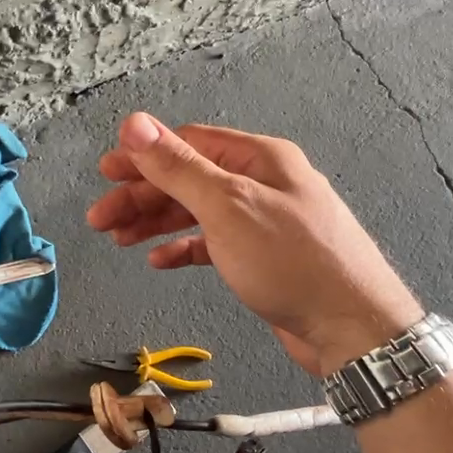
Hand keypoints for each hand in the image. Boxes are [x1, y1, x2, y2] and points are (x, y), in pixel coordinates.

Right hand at [86, 112, 423, 373]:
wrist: (352, 329)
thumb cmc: (293, 262)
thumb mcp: (226, 206)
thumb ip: (177, 166)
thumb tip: (135, 123)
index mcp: (259, 158)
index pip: (188, 144)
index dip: (143, 155)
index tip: (106, 172)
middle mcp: (262, 183)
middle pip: (188, 179)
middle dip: (142, 196)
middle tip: (101, 217)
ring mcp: (263, 221)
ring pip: (197, 212)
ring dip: (156, 222)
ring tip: (118, 239)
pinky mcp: (263, 258)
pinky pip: (213, 244)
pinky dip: (184, 248)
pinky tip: (160, 260)